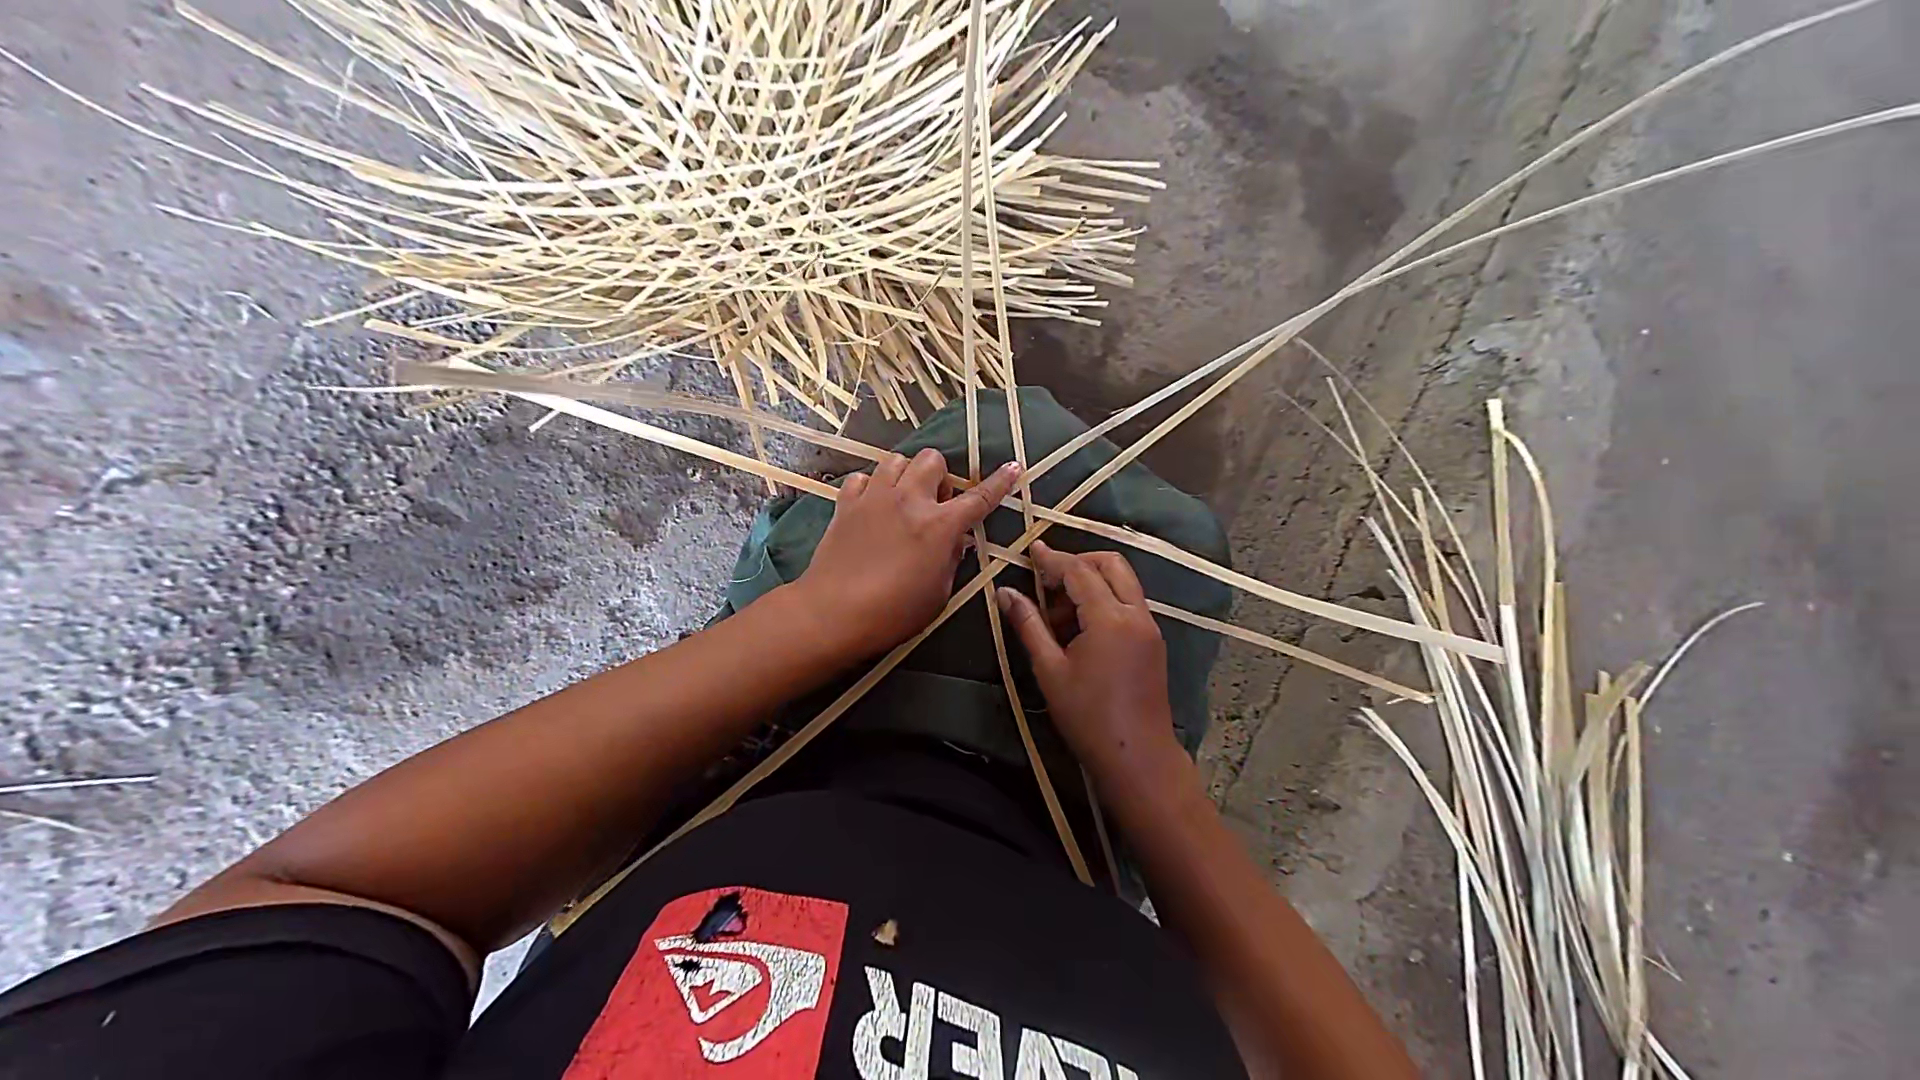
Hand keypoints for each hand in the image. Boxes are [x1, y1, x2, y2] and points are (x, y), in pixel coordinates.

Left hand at [792, 448, 1020, 658]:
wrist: (835, 613)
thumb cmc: (894, 613)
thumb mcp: (938, 593)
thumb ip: (951, 560)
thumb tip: (956, 540)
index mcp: (940, 526)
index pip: (979, 497)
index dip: (1000, 482)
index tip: (1013, 467)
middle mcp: (908, 501)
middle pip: (931, 460)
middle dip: (939, 477)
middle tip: (936, 505)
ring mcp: (874, 498)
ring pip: (895, 460)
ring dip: (906, 475)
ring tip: (903, 500)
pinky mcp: (846, 505)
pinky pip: (863, 478)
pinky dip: (871, 487)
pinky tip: (872, 507)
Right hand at [997, 541, 1184, 788]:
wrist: (1137, 757)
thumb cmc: (1087, 716)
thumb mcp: (1049, 670)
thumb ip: (1029, 625)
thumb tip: (1006, 592)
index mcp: (1111, 619)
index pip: (1079, 572)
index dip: (1053, 559)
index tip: (1031, 549)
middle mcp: (1137, 614)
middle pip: (1111, 564)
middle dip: (1078, 562)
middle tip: (1046, 579)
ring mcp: (1150, 627)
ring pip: (1122, 582)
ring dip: (1091, 582)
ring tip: (1057, 614)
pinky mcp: (1153, 641)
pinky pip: (1128, 603)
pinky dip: (1104, 600)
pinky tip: (1079, 628)